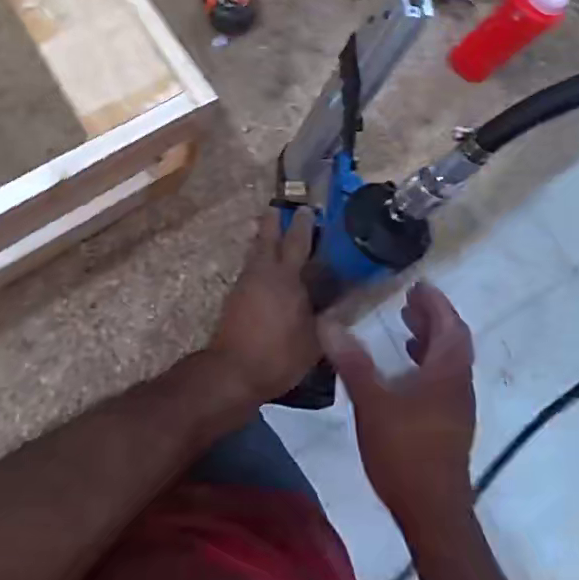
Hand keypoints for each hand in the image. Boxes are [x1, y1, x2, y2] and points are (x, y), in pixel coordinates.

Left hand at [206, 208, 320, 402]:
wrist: (233, 371)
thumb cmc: (278, 355)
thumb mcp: (315, 339)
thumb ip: (329, 315)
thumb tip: (345, 297)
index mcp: (286, 277)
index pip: (297, 242)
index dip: (303, 224)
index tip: (306, 208)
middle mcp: (263, 273)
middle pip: (267, 238)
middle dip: (273, 221)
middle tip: (277, 207)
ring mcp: (245, 283)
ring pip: (255, 252)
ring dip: (262, 239)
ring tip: (270, 232)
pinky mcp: (234, 297)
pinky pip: (249, 268)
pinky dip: (258, 261)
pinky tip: (265, 270)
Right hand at [324, 281, 476, 526]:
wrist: (433, 514)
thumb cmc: (405, 452)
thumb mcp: (372, 402)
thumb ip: (352, 361)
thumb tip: (328, 322)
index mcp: (448, 373)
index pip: (451, 326)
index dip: (436, 303)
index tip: (418, 285)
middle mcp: (458, 386)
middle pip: (453, 341)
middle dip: (433, 318)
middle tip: (407, 301)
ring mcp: (456, 408)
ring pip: (449, 362)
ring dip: (430, 340)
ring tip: (403, 327)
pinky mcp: (448, 426)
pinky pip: (442, 380)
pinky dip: (426, 363)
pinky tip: (403, 370)